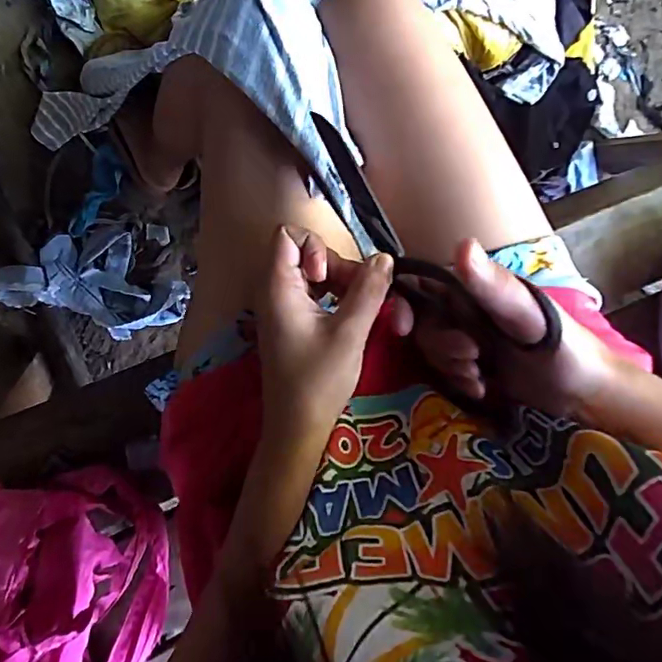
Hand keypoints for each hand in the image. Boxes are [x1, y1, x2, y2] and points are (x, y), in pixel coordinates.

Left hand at [254, 226, 394, 451]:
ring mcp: (285, 307)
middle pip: (309, 253)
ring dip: (345, 285)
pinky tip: (357, 318)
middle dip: (340, 268)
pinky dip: (339, 299)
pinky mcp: (296, 321)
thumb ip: (369, 291)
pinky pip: (319, 294)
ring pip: (318, 274)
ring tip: (367, 311)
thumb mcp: (350, 333)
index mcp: (278, 288)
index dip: (314, 246)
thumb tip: (385, 257)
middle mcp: (276, 291)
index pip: (287, 235)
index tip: (326, 278)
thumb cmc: (318, 381)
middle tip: (362, 299)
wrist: (297, 426)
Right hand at [410, 238, 626, 421]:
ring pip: (433, 351)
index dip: (402, 303)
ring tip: (482, 377)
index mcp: (476, 288)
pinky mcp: (476, 366)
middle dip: (441, 347)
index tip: (402, 328)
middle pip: (423, 324)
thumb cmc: (563, 344)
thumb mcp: (527, 315)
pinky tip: (485, 389)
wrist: (587, 391)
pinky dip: (461, 384)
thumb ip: (492, 285)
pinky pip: (447, 374)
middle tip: (473, 358)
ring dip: (452, 368)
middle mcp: (467, 309)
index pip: (420, 285)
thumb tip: (461, 245)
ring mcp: (470, 338)